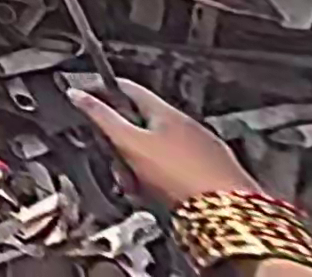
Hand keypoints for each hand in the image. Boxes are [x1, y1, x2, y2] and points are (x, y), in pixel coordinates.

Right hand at [69, 81, 262, 207]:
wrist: (235, 224)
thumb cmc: (183, 178)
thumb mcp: (127, 141)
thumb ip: (98, 114)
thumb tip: (76, 93)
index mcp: (169, 113)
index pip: (126, 87)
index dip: (100, 88)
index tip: (83, 96)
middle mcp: (192, 129)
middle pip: (141, 122)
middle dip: (120, 139)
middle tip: (110, 154)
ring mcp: (209, 156)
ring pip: (158, 149)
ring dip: (138, 162)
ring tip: (132, 181)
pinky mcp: (219, 182)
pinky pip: (177, 170)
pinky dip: (160, 178)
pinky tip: (153, 193)